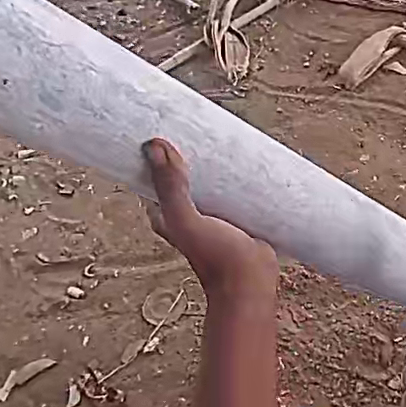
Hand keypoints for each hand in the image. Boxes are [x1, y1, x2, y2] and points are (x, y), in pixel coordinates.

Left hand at [143, 138, 276, 298]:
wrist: (251, 284)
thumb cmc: (216, 258)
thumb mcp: (186, 220)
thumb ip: (171, 187)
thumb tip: (155, 146)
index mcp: (166, 213)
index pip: (154, 176)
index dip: (154, 153)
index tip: (161, 125)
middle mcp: (187, 211)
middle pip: (183, 174)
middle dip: (188, 152)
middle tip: (196, 123)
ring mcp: (213, 213)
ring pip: (210, 180)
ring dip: (215, 162)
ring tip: (224, 134)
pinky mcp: (237, 214)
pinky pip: (233, 188)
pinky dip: (237, 175)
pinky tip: (246, 159)